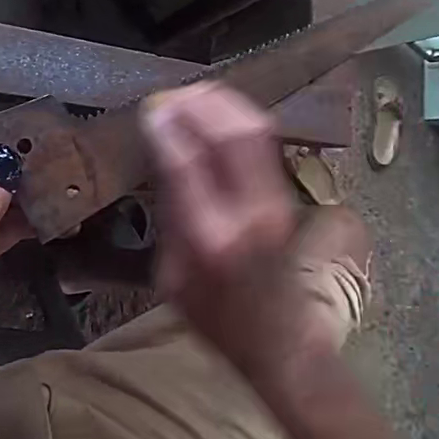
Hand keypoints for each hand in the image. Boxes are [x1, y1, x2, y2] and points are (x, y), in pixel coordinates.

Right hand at [143, 84, 324, 386]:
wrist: (282, 342)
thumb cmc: (216, 320)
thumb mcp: (171, 278)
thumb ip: (168, 217)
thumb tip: (162, 158)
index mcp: (211, 237)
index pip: (188, 163)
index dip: (168, 127)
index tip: (151, 109)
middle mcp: (250, 210)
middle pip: (233, 134)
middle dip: (198, 105)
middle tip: (170, 96)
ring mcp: (276, 200)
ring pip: (255, 129)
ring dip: (221, 105)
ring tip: (191, 96)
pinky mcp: (287, 195)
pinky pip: (263, 140)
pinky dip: (238, 117)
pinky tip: (217, 112)